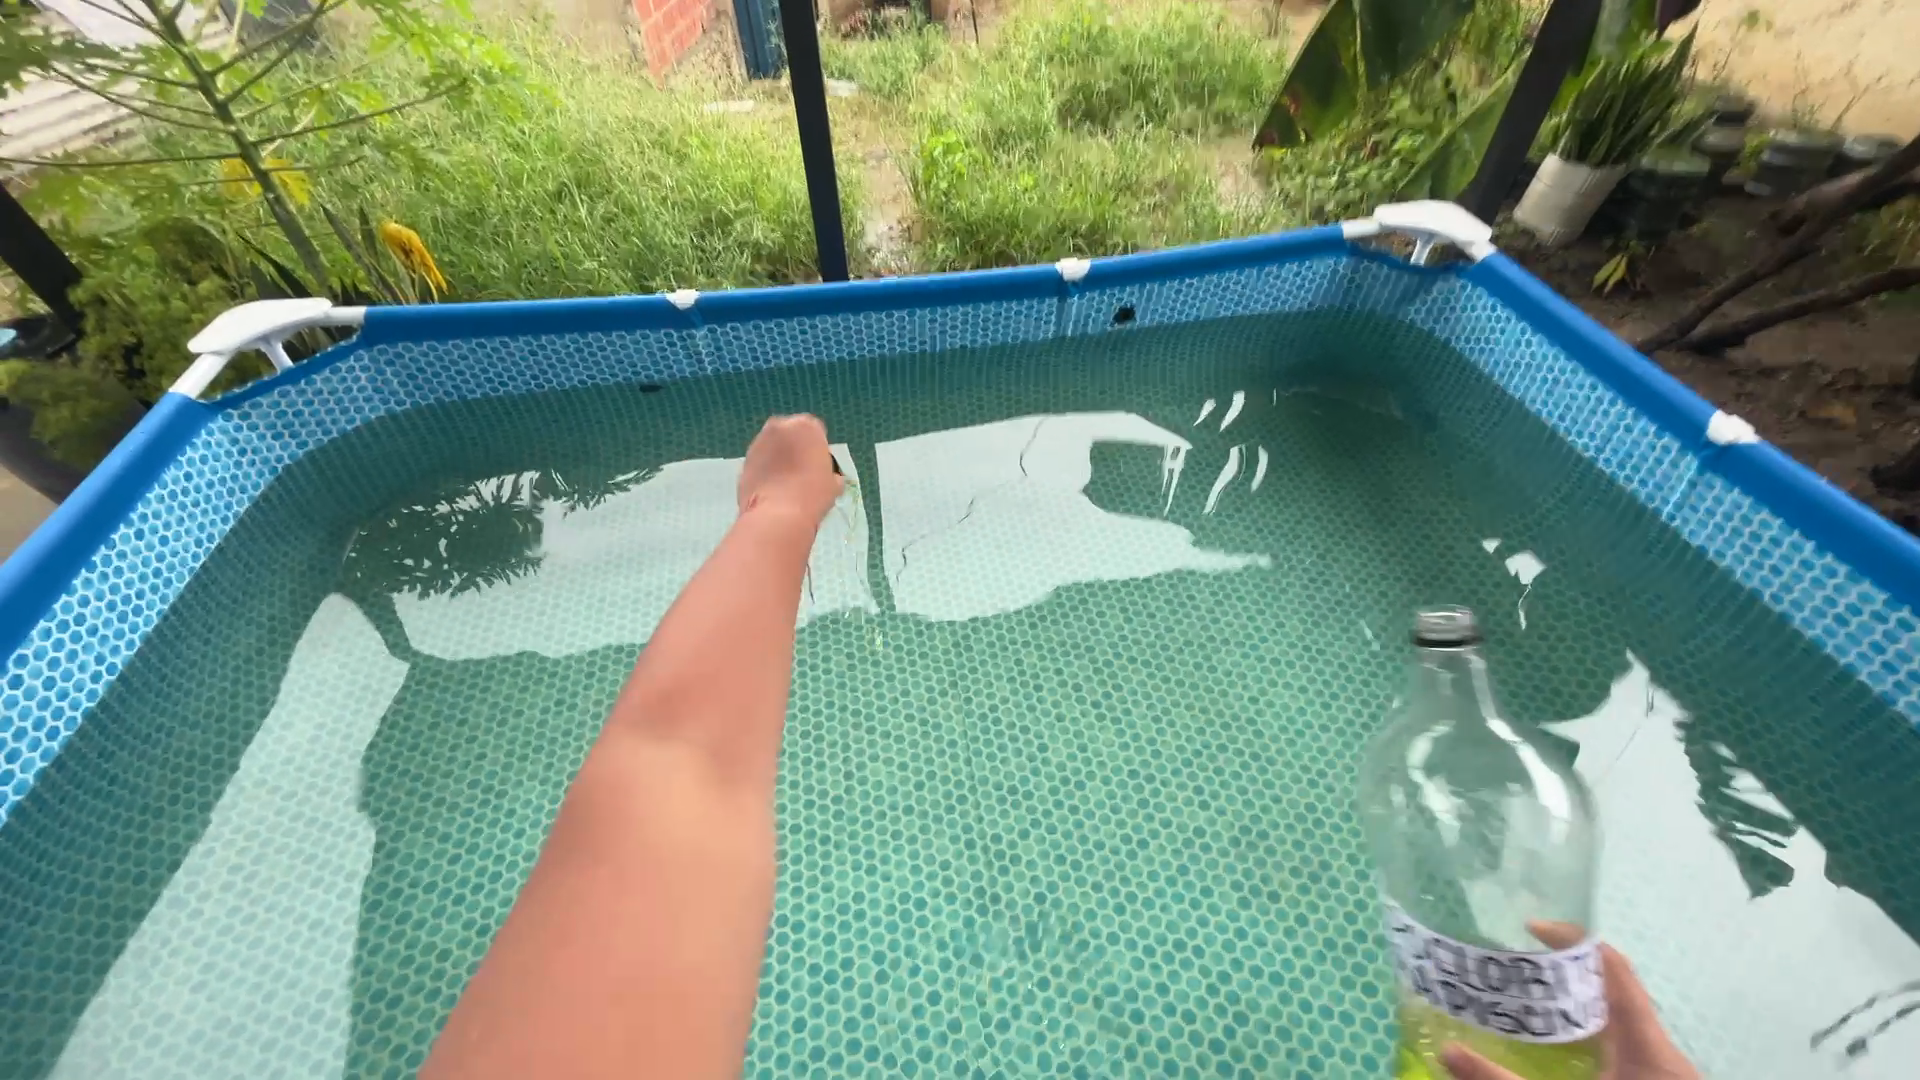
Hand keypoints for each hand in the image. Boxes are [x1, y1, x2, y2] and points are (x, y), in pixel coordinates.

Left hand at [738, 415, 843, 524]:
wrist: (778, 514)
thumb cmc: (813, 494)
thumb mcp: (834, 483)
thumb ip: (830, 473)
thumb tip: (828, 478)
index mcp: (806, 426)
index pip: (816, 431)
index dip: (819, 449)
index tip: (820, 466)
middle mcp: (779, 427)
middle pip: (791, 434)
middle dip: (796, 449)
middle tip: (803, 472)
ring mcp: (758, 443)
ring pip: (773, 447)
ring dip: (779, 459)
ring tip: (786, 484)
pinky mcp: (744, 461)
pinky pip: (760, 462)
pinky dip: (766, 471)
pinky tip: (772, 491)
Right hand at [1442, 923, 1699, 1079]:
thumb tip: (1444, 1052)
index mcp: (1648, 1048)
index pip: (1614, 968)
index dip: (1572, 939)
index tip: (1527, 930)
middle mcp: (1665, 1054)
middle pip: (1616, 989)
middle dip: (1564, 970)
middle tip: (1516, 967)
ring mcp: (1668, 1075)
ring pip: (1621, 1019)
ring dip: (1576, 1002)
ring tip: (1528, 1000)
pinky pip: (1626, 1045)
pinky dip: (1589, 1032)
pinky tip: (1558, 1048)